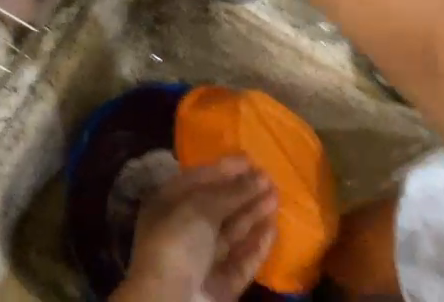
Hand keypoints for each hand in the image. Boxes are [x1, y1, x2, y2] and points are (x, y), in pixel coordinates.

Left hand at [115, 157, 278, 301]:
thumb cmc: (177, 242)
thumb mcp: (199, 208)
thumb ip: (229, 192)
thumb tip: (255, 175)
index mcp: (168, 205)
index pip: (197, 180)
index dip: (222, 169)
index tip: (249, 158)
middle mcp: (184, 229)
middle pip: (217, 206)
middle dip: (242, 191)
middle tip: (269, 177)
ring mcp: (203, 259)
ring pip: (232, 232)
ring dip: (253, 213)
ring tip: (276, 195)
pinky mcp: (221, 284)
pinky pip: (241, 260)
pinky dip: (256, 244)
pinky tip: (273, 228)